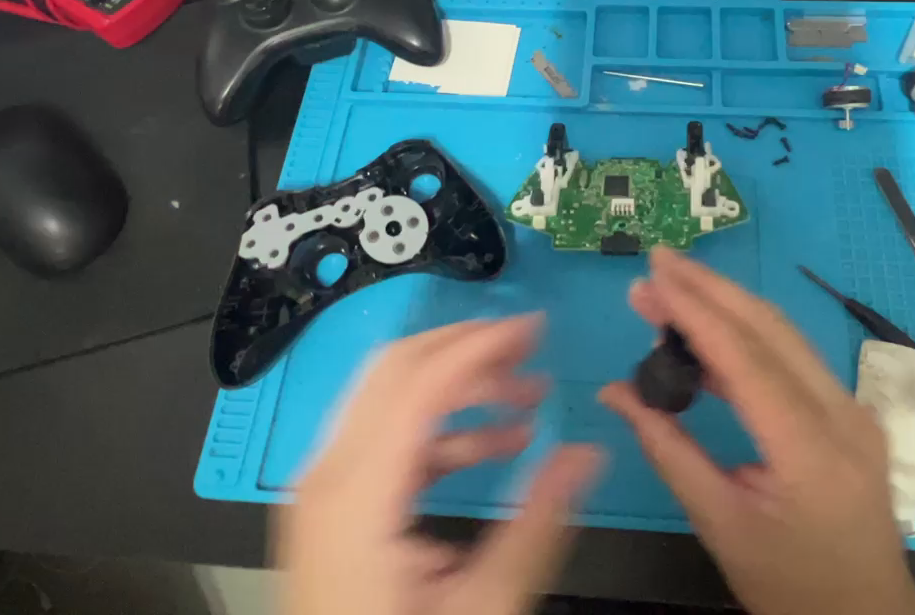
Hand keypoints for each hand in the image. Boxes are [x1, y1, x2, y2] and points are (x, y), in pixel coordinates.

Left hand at [279, 315, 604, 614]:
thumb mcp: (480, 607)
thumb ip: (535, 524)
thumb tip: (589, 452)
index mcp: (355, 493)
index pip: (419, 381)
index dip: (481, 344)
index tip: (536, 327)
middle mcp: (328, 472)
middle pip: (399, 369)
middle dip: (471, 349)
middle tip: (532, 347)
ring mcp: (325, 484)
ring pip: (393, 395)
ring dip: (463, 387)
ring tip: (530, 396)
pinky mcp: (334, 500)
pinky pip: (390, 435)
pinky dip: (444, 427)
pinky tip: (499, 442)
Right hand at [600, 248, 914, 614]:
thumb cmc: (789, 584)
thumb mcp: (720, 525)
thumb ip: (668, 450)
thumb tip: (615, 391)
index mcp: (812, 449)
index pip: (746, 359)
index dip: (696, 311)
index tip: (654, 275)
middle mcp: (843, 413)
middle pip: (770, 329)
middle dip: (709, 288)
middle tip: (657, 263)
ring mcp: (852, 408)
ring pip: (783, 334)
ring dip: (725, 305)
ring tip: (670, 288)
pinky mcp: (848, 410)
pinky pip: (791, 357)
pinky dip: (744, 336)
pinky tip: (704, 332)